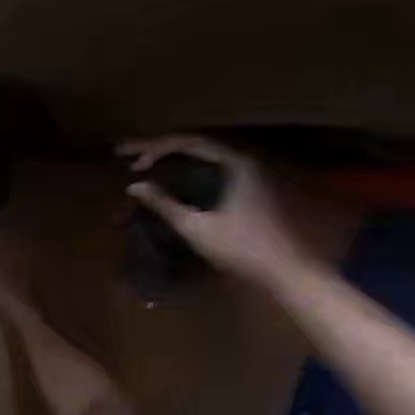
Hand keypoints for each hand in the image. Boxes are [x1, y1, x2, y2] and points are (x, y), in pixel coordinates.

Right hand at [121, 136, 316, 287]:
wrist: (287, 272)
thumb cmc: (241, 248)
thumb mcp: (195, 226)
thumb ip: (163, 204)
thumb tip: (134, 186)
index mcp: (235, 164)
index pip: (187, 142)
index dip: (153, 147)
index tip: (128, 159)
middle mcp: (243, 162)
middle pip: (194, 144)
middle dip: (158, 148)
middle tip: (127, 155)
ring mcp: (248, 175)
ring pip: (201, 156)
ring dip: (171, 157)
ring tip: (142, 162)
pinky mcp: (247, 188)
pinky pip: (209, 168)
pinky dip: (185, 169)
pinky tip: (170, 177)